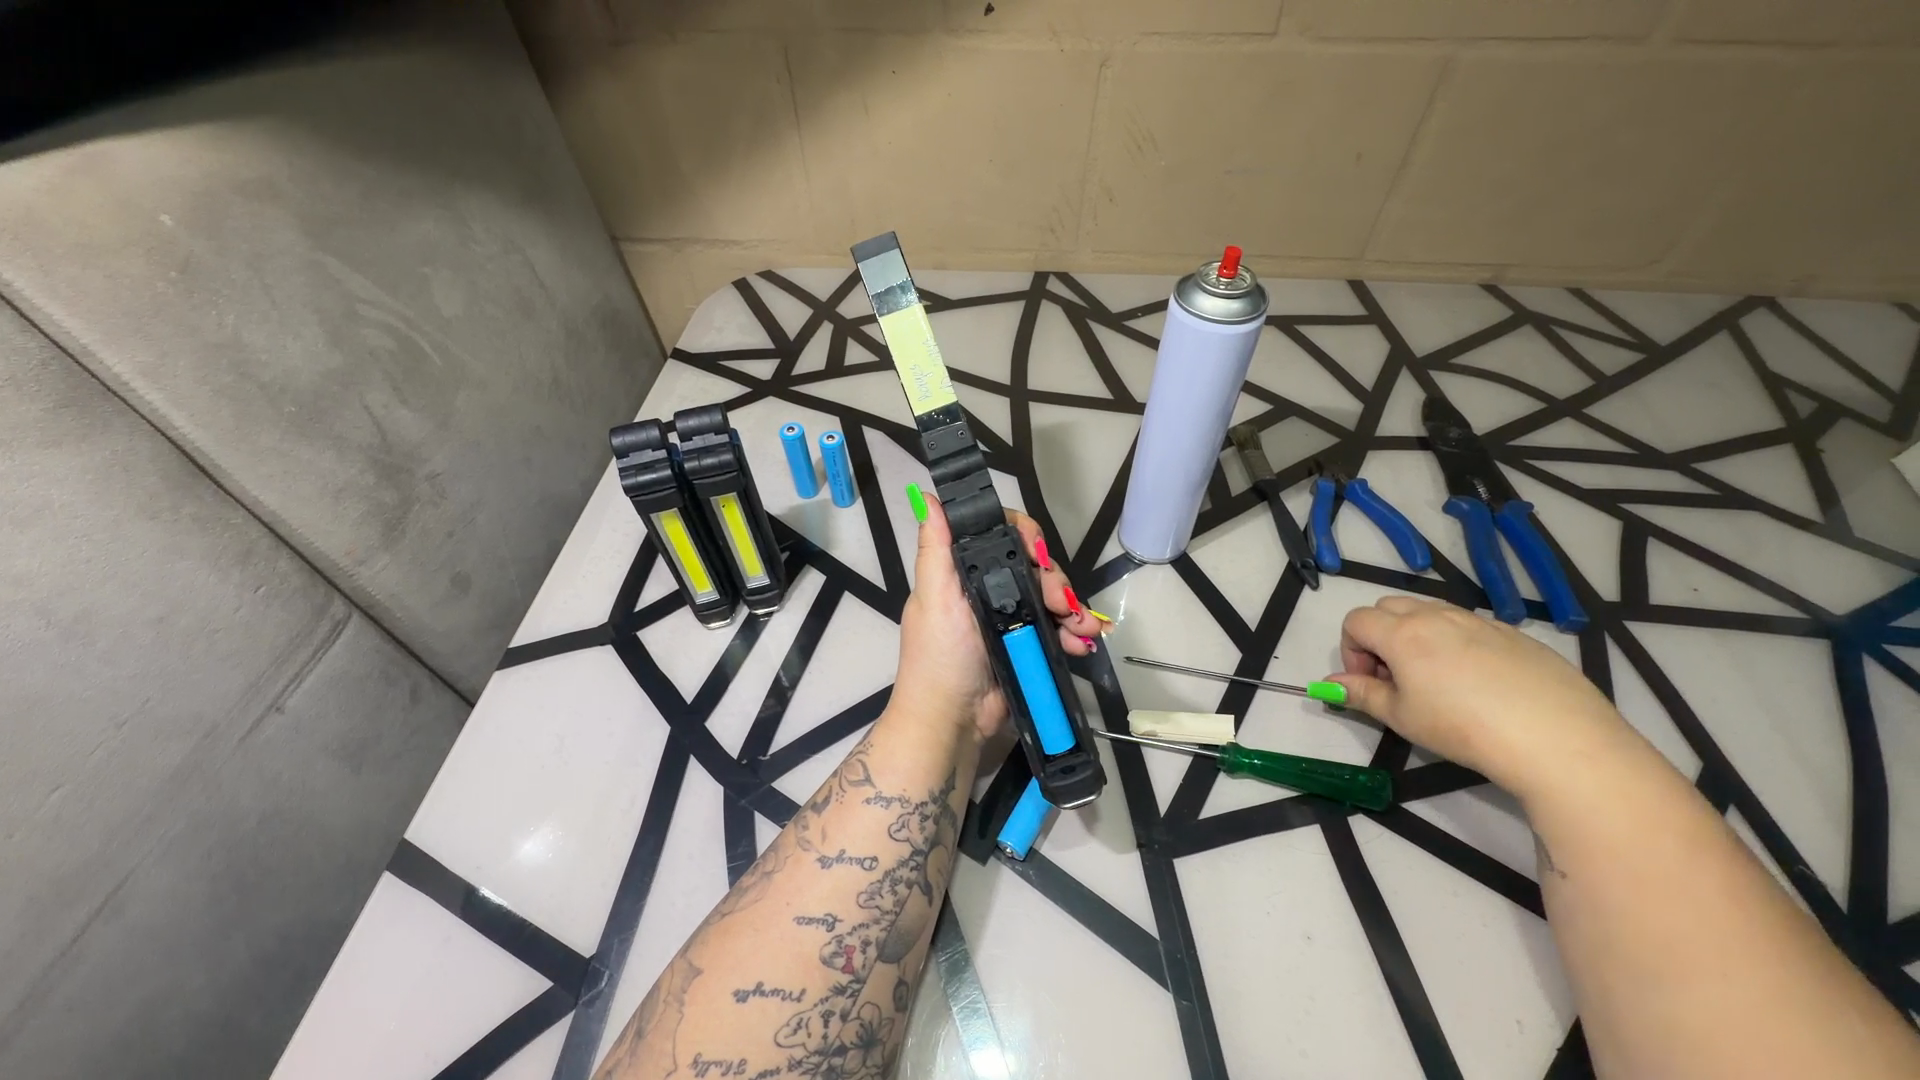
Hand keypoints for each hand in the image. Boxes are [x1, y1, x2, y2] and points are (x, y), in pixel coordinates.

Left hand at [894, 496, 1104, 740]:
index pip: (1001, 537)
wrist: (953, 720)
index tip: (1037, 553)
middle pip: (1035, 567)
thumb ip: (935, 550)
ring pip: (1053, 597)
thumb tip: (927, 498)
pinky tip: (1081, 643)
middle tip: (1062, 604)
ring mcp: (1012, 620)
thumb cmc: (939, 656)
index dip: (1025, 537)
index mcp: (965, 574)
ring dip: (1073, 609)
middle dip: (1056, 581)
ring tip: (1081, 630)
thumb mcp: (934, 598)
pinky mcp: (1029, 647)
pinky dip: (1074, 634)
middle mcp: (989, 591)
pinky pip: (1060, 629)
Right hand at [1327, 596, 1626, 793]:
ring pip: (1430, 612)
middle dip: (1379, 635)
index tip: (1370, 684)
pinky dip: (1456, 644)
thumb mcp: (1401, 717)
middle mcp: (1437, 616)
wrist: (1554, 736)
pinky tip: (1479, 686)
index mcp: (1402, 633)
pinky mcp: (1514, 634)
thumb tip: (1330, 682)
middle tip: (1396, 679)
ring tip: (1436, 682)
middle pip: (1389, 606)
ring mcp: (1479, 621)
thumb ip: (1361, 694)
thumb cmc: (1462, 727)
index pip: (1356, 620)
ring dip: (1416, 636)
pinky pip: (1469, 626)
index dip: (1351, 650)